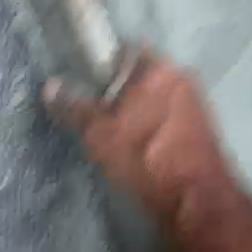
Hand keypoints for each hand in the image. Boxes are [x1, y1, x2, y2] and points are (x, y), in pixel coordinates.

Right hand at [44, 48, 236, 229]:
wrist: (196, 201)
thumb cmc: (144, 157)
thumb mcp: (97, 132)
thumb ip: (73, 106)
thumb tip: (49, 85)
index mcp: (159, 67)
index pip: (123, 50)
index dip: (99, 63)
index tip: (80, 81)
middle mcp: (182, 77)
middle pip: (140, 76)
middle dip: (116, 91)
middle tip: (90, 111)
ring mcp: (197, 105)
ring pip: (154, 99)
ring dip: (134, 112)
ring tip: (110, 134)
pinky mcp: (202, 131)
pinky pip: (166, 120)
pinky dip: (150, 128)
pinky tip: (135, 149)